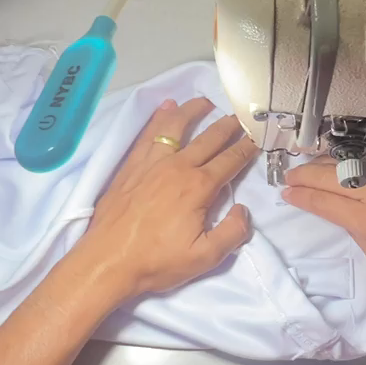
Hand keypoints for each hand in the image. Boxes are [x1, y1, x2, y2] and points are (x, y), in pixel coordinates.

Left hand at [67, 98, 258, 302]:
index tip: (258, 137)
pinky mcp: (131, 166)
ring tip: (205, 102)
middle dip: (228, 125)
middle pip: (208, 138)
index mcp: (198, 187)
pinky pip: (148, 134)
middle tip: (241, 115)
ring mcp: (151, 163)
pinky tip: (165, 107)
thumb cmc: (157, 262)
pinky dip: (159, 118)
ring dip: (193, 111)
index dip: (247, 148)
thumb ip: (232, 232)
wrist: (107, 261)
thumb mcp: (205, 257)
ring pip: (176, 127)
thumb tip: (242, 210)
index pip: (230, 161)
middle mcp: (177, 167)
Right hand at [282, 159, 365, 304]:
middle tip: (289, 175)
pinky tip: (344, 164)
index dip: (302, 196)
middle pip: (335, 175)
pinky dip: (354, 161)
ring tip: (310, 167)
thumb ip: (358, 232)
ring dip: (328, 163)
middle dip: (307, 174)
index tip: (285, 192)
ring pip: (355, 162)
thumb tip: (340, 214)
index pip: (326, 201)